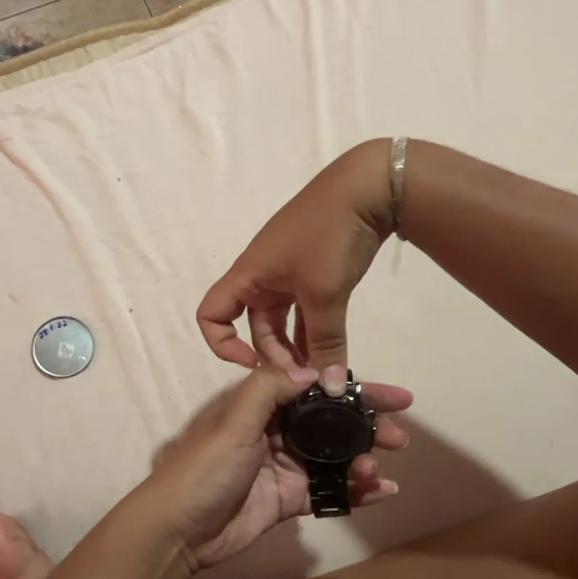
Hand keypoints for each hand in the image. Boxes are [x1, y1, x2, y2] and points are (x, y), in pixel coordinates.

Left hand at [144, 364, 412, 568]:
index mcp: (262, 403)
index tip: (395, 396)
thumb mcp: (233, 421)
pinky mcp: (288, 500)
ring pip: (334, 457)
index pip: (317, 389)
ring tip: (380, 469)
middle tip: (400, 437)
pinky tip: (382, 493)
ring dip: (362, 460)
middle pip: (332, 423)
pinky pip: (328, 492)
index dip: (355, 390)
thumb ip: (269, 389)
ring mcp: (285, 466)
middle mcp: (277, 430)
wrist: (177, 530)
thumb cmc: (202, 469)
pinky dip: (355, 492)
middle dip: (368, 426)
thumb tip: (313, 369)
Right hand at [198, 140, 395, 380]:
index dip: (221, 345)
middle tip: (306, 380)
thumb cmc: (329, 236)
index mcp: (248, 276)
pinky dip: (315, 333)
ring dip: (297, 348)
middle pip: (254, 327)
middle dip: (274, 356)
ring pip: (283, 322)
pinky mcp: (315, 273)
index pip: (211, 315)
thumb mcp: (324, 293)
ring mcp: (289, 274)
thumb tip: (329, 391)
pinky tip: (334, 355)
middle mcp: (262, 277)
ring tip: (322, 374)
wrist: (367, 187)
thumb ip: (325, 343)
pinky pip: (305, 312)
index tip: (251, 364)